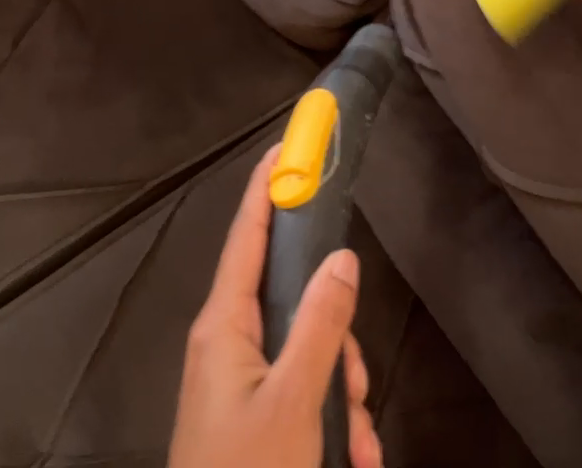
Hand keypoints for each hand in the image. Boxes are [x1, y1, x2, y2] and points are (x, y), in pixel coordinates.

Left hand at [167, 147, 383, 467]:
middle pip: (297, 302)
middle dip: (338, 340)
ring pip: (311, 352)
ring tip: (356, 445)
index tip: (287, 144)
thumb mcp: (294, 400)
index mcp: (225, 326)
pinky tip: (350, 456)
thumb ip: (322, 325)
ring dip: (343, 394)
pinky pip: (306, 391)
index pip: (248, 235)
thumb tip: (342, 257)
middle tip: (355, 386)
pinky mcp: (255, 413)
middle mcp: (230, 343)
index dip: (267, 187)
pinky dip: (334, 420)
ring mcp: (242, 380)